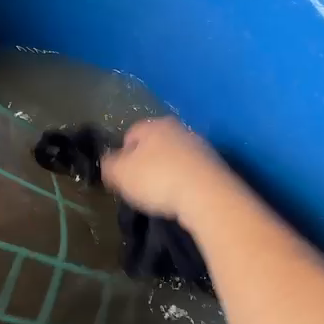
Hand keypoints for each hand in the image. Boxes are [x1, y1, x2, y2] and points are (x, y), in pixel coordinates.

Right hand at [101, 117, 235, 221]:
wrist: (207, 195)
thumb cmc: (157, 179)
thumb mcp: (120, 174)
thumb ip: (108, 166)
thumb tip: (108, 163)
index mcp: (154, 125)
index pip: (130, 135)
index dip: (121, 156)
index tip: (122, 177)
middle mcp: (178, 128)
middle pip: (153, 145)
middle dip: (145, 163)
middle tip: (139, 186)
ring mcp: (199, 146)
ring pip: (173, 158)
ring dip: (166, 173)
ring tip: (161, 195)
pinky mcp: (214, 165)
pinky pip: (190, 171)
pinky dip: (183, 182)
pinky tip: (181, 198)